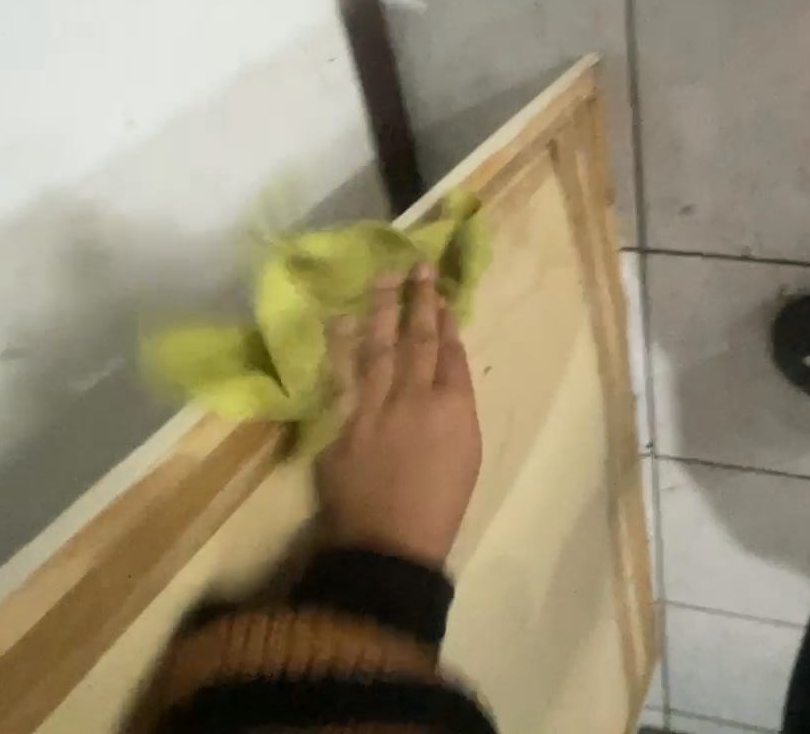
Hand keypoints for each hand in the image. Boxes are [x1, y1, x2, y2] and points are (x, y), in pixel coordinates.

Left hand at [315, 264, 482, 568]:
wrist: (388, 544)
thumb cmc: (440, 502)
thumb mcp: (469, 450)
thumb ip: (457, 404)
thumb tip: (445, 370)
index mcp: (452, 408)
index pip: (449, 351)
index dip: (445, 318)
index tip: (441, 292)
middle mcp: (414, 398)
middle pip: (416, 339)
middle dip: (419, 299)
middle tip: (418, 266)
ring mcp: (373, 408)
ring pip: (378, 347)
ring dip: (382, 309)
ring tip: (383, 276)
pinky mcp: (341, 424)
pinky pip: (341, 376)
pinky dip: (341, 347)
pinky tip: (341, 320)